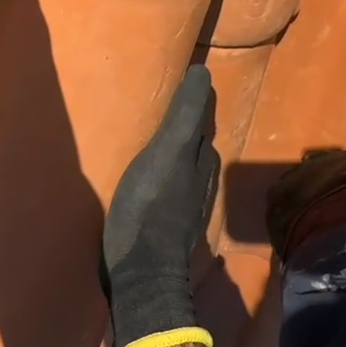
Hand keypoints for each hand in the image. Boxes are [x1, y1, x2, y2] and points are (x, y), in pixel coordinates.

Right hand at [103, 65, 218, 346]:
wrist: (141, 274)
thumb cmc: (148, 207)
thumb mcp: (165, 153)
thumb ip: (184, 117)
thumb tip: (203, 72)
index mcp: (196, 165)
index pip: (200, 126)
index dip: (197, 104)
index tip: (190, 81)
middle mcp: (197, 187)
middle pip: (197, 150)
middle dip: (190, 129)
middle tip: (173, 109)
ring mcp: (183, 213)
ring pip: (188, 172)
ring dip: (180, 154)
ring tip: (162, 141)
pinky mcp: (167, 231)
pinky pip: (173, 193)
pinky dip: (168, 177)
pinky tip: (151, 181)